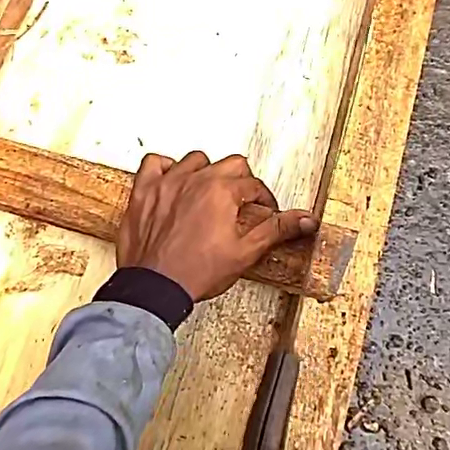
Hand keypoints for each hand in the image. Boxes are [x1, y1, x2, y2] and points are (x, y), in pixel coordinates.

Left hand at [119, 151, 316, 300]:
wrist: (155, 289)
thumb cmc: (196, 272)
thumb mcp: (245, 252)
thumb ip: (277, 230)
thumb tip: (306, 219)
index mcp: (221, 191)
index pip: (254, 185)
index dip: (264, 200)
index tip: (264, 211)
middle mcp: (195, 180)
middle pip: (230, 164)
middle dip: (241, 181)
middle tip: (240, 202)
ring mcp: (167, 183)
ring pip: (195, 160)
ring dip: (206, 172)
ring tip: (209, 192)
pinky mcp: (144, 192)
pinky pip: (154, 163)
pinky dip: (165, 168)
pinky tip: (173, 180)